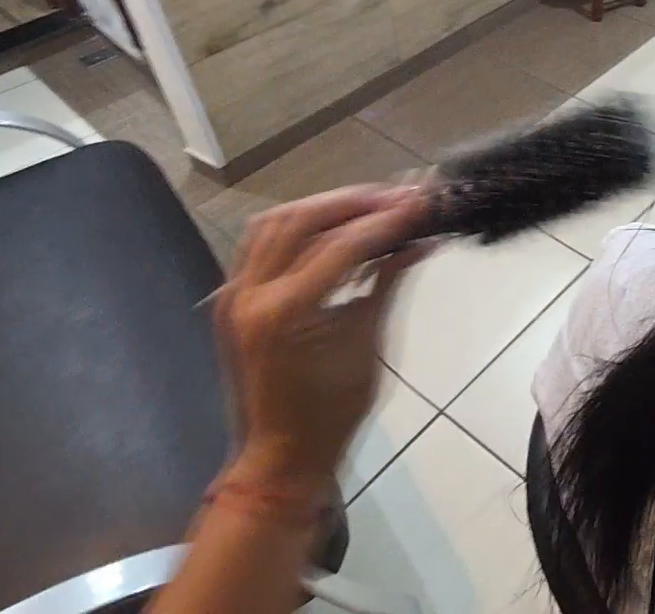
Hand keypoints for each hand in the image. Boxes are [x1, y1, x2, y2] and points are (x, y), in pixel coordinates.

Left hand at [216, 185, 435, 493]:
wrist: (280, 457)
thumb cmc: (333, 412)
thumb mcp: (369, 342)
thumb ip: (388, 281)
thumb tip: (423, 241)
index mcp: (286, 312)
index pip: (343, 244)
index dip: (387, 220)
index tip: (421, 204)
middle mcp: (251, 295)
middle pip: (302, 219)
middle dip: (355, 202)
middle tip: (398, 197)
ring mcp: (234, 296)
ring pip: (274, 223)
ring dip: (323, 207)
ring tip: (368, 205)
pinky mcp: (232, 300)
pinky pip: (260, 244)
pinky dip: (297, 226)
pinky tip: (331, 228)